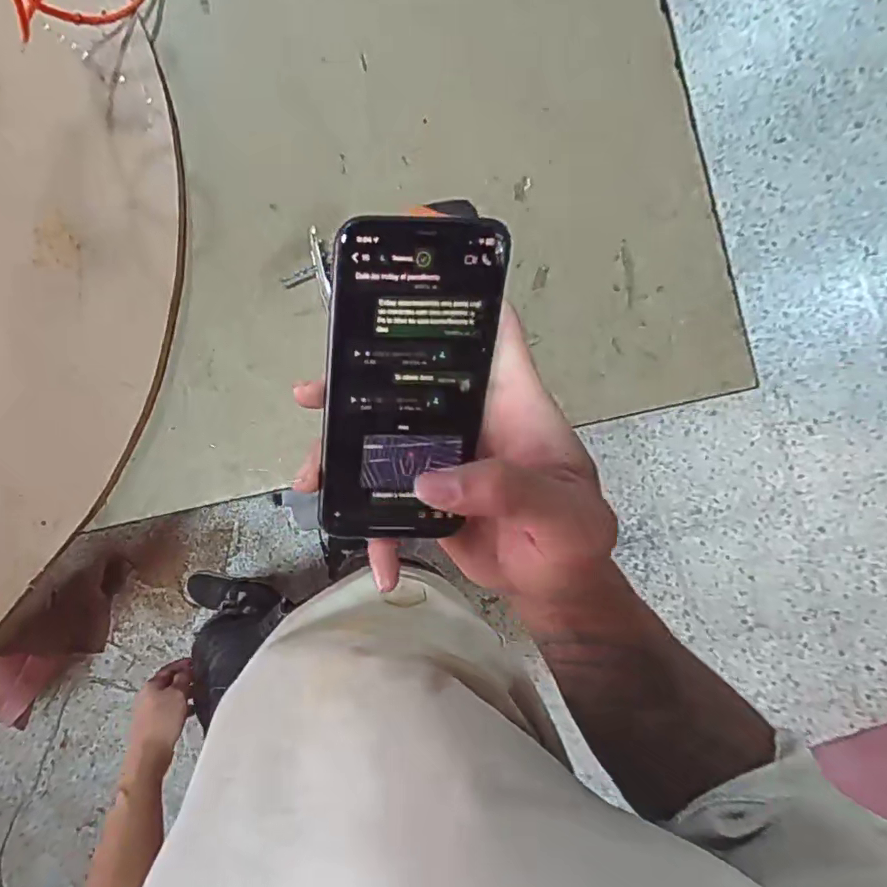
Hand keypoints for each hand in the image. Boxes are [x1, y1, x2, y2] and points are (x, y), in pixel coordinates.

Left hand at [123, 659, 192, 774]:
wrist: (150, 753)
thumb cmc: (163, 721)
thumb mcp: (177, 696)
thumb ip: (182, 681)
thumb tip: (185, 671)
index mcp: (150, 685)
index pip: (168, 669)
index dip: (182, 665)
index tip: (195, 663)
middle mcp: (146, 696)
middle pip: (167, 683)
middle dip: (183, 680)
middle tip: (200, 679)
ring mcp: (148, 711)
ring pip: (168, 698)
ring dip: (182, 695)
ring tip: (199, 695)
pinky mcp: (152, 725)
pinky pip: (168, 711)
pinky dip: (179, 709)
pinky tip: (190, 713)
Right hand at [295, 302, 618, 620]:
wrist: (554, 587)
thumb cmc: (575, 539)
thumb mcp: (560, 513)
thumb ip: (506, 489)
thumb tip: (428, 482)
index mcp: (508, 405)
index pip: (489, 337)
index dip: (454, 306)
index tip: (400, 298)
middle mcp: (467, 422)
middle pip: (404, 386)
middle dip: (353, 386)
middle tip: (313, 395)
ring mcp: (440, 459)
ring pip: (378, 442)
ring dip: (339, 456)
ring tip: (311, 479)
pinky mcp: (421, 496)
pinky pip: (382, 501)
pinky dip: (370, 530)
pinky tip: (374, 562)